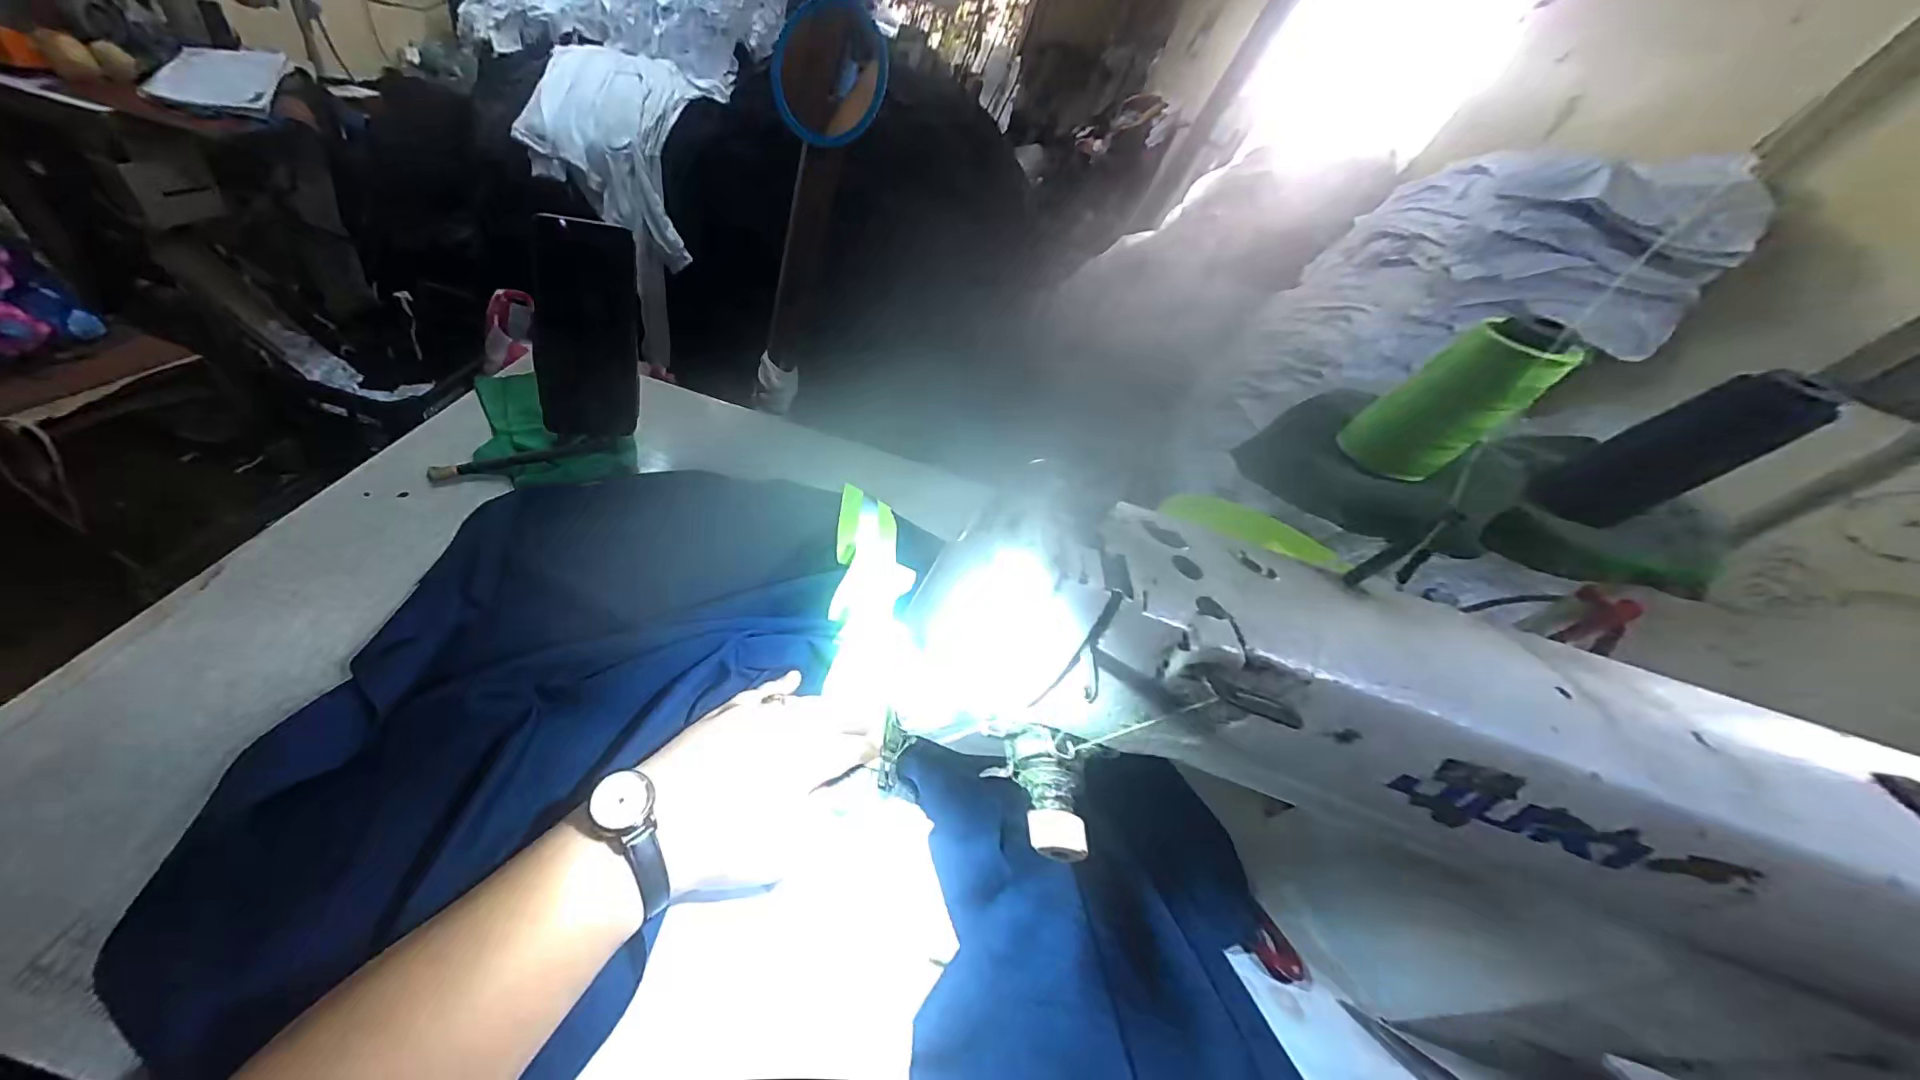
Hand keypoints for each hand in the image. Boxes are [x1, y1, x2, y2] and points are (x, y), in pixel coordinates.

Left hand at [641, 672, 877, 901]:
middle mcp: (788, 730)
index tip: (879, 751)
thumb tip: (843, 795)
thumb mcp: (784, 849)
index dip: (869, 749)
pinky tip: (792, 680)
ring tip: (839, 709)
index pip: (850, 748)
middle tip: (870, 724)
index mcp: (808, 762)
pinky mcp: (726, 714)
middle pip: (832, 716)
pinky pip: (761, 692)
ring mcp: (755, 717)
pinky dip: (780, 686)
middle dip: (856, 719)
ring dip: (825, 704)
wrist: (653, 827)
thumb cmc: (724, 845)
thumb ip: (821, 818)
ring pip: (801, 701)